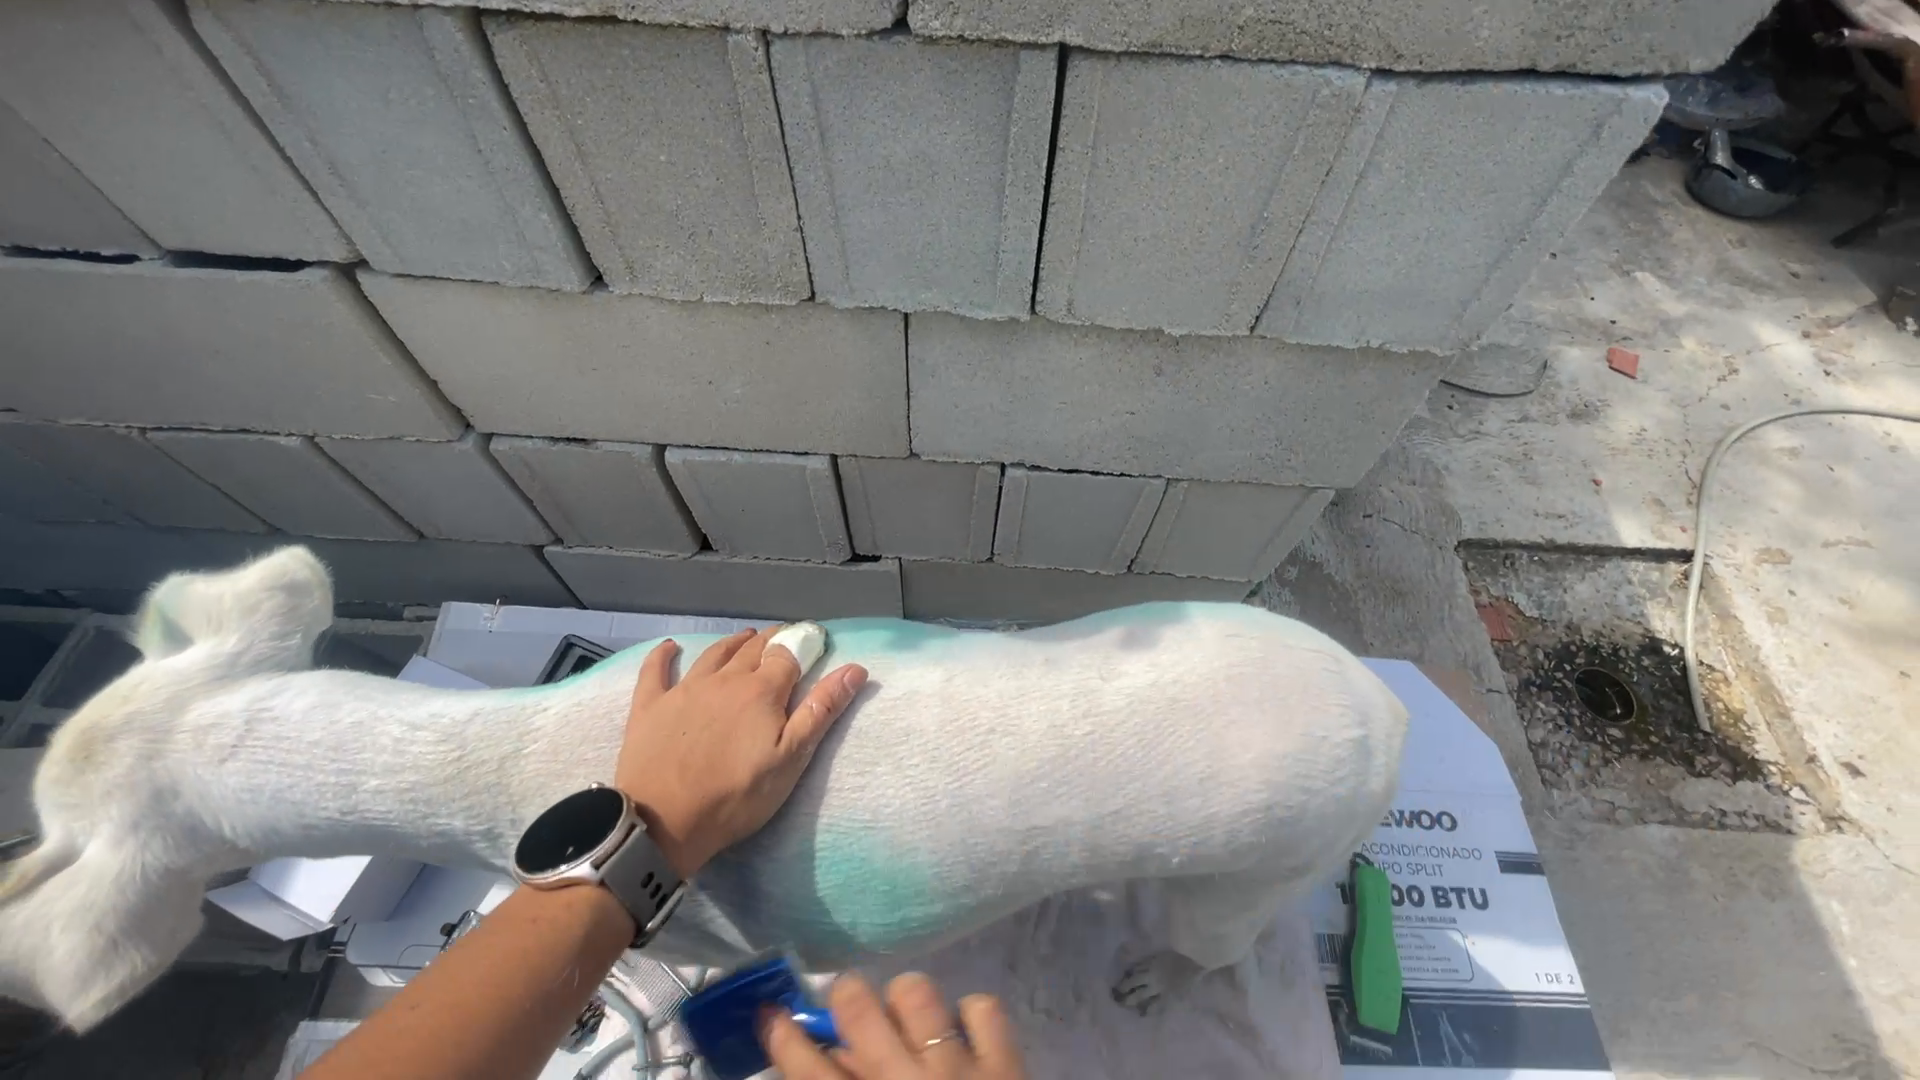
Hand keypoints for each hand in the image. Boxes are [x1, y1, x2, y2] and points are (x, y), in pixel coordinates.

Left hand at [615, 627, 866, 877]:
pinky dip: (664, 655)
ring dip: (733, 642)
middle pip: (752, 649)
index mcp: (761, 691)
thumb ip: (822, 710)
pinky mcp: (650, 706)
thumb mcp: (791, 758)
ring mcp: (683, 690)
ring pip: (713, 655)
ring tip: (746, 638)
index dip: (802, 643)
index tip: (814, 638)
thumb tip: (855, 668)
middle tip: (783, 637)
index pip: (787, 654)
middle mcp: (724, 679)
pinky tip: (670, 647)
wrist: (662, 821)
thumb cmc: (736, 795)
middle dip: (771, 639)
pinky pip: (656, 670)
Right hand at [761, 973, 1027, 1079]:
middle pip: (856, 1006)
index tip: (770, 1012)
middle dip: (846, 996)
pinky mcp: (1003, 1066)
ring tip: (912, 1023)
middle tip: (851, 1006)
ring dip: (907, 1002)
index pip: (806, 1067)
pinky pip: (982, 1007)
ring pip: (916, 991)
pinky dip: (971, 1016)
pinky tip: (964, 1038)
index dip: (780, 1034)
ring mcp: (954, 1071)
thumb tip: (832, 1057)